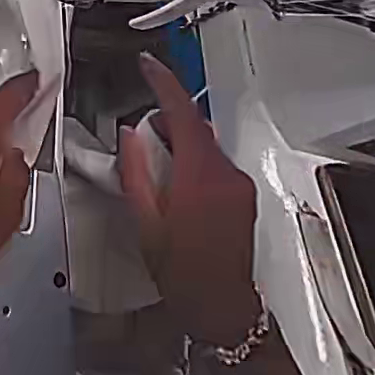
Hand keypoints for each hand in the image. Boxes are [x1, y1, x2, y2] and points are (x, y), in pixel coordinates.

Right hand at [119, 54, 260, 346]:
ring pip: (205, 143)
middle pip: (194, 126)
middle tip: (143, 139)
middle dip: (167, 122)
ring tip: (158, 170)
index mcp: (197, 178)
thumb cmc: (182, 274)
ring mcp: (238, 183)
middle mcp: (225, 174)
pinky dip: (195, 160)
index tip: (148, 65)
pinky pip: (216, 160)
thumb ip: (135, 171)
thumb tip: (130, 136)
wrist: (221, 308)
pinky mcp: (244, 192)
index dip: (163, 83)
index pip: (182, 114)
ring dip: (181, 143)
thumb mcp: (145, 222)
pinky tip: (179, 185)